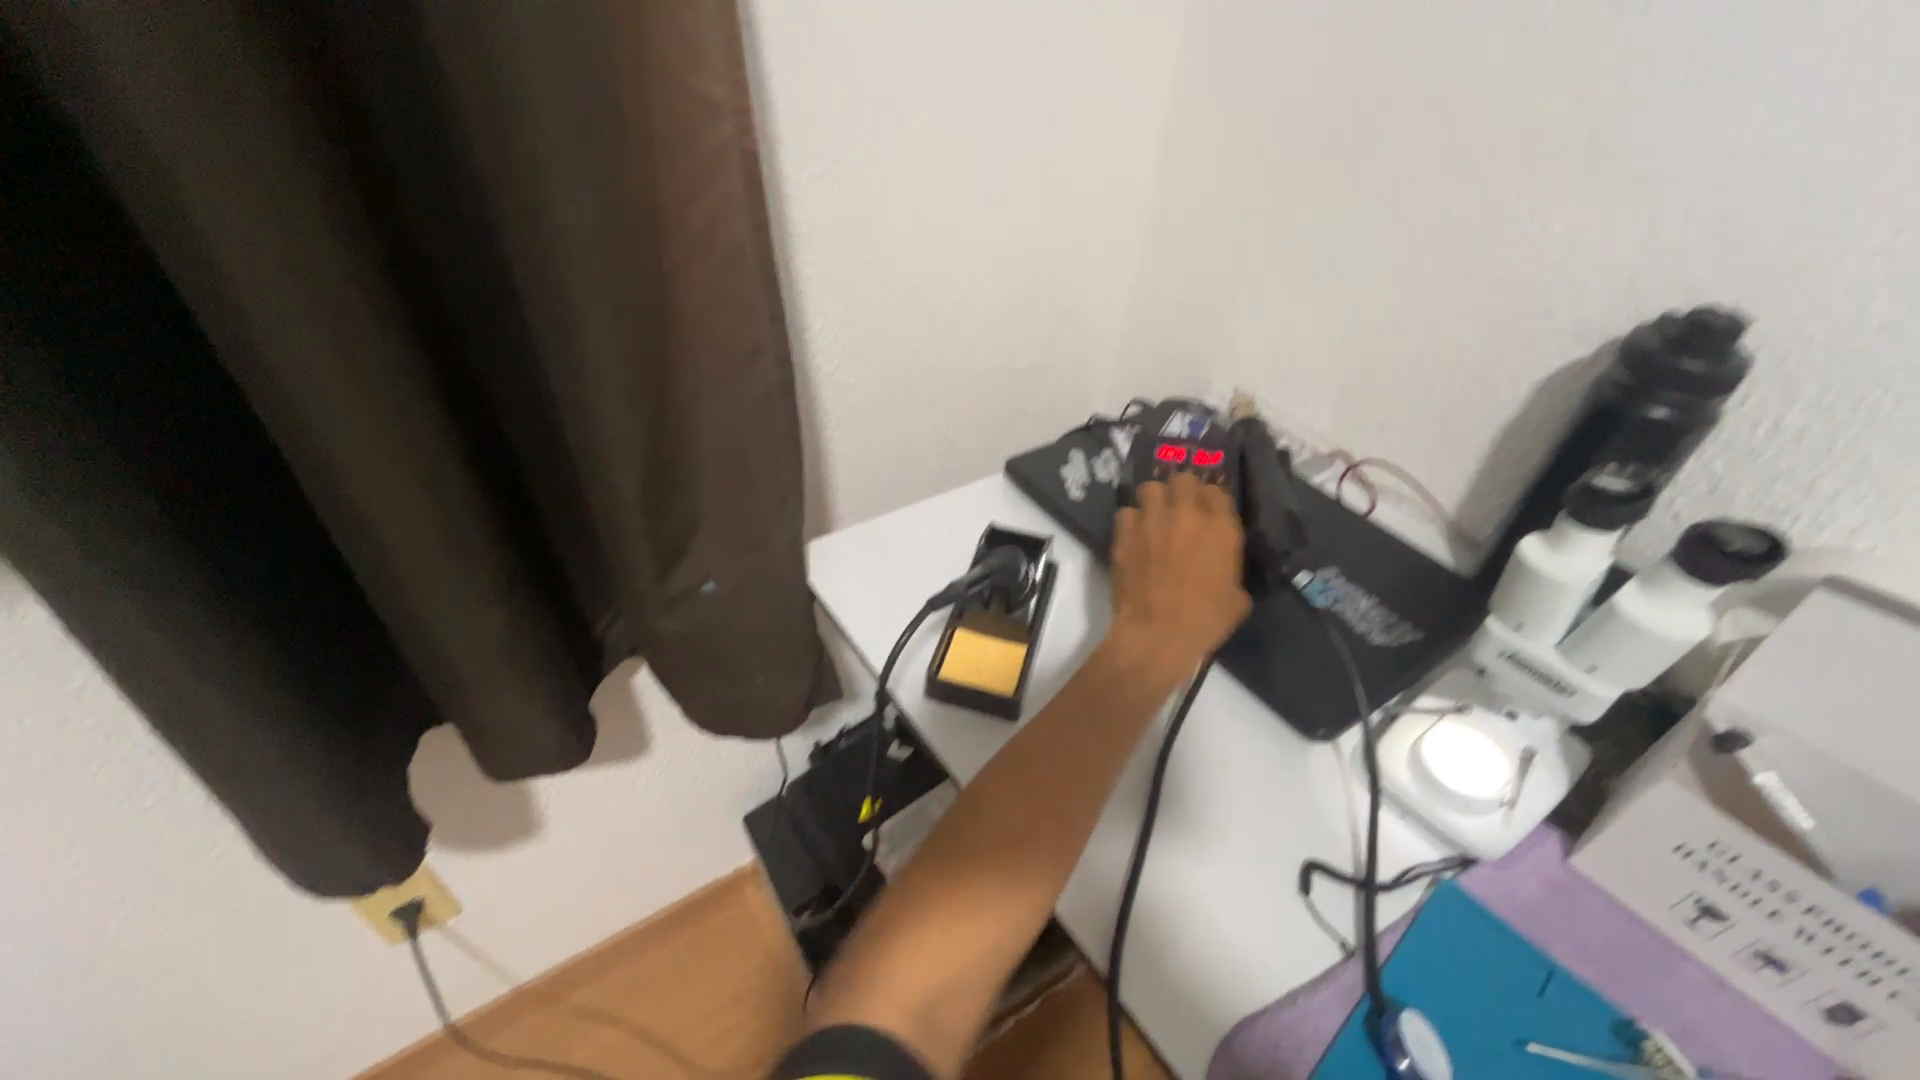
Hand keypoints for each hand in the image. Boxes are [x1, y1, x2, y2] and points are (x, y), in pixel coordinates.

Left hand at [1107, 472, 1251, 682]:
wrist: (1158, 633)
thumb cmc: (1205, 621)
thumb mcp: (1237, 598)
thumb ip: (1231, 570)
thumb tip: (1223, 568)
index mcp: (1221, 527)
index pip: (1216, 491)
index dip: (1210, 500)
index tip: (1206, 513)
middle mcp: (1186, 515)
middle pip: (1182, 480)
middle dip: (1181, 491)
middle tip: (1179, 509)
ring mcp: (1152, 521)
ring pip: (1150, 488)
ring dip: (1154, 500)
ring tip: (1153, 517)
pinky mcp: (1124, 535)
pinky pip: (1125, 512)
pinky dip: (1130, 521)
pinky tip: (1134, 536)